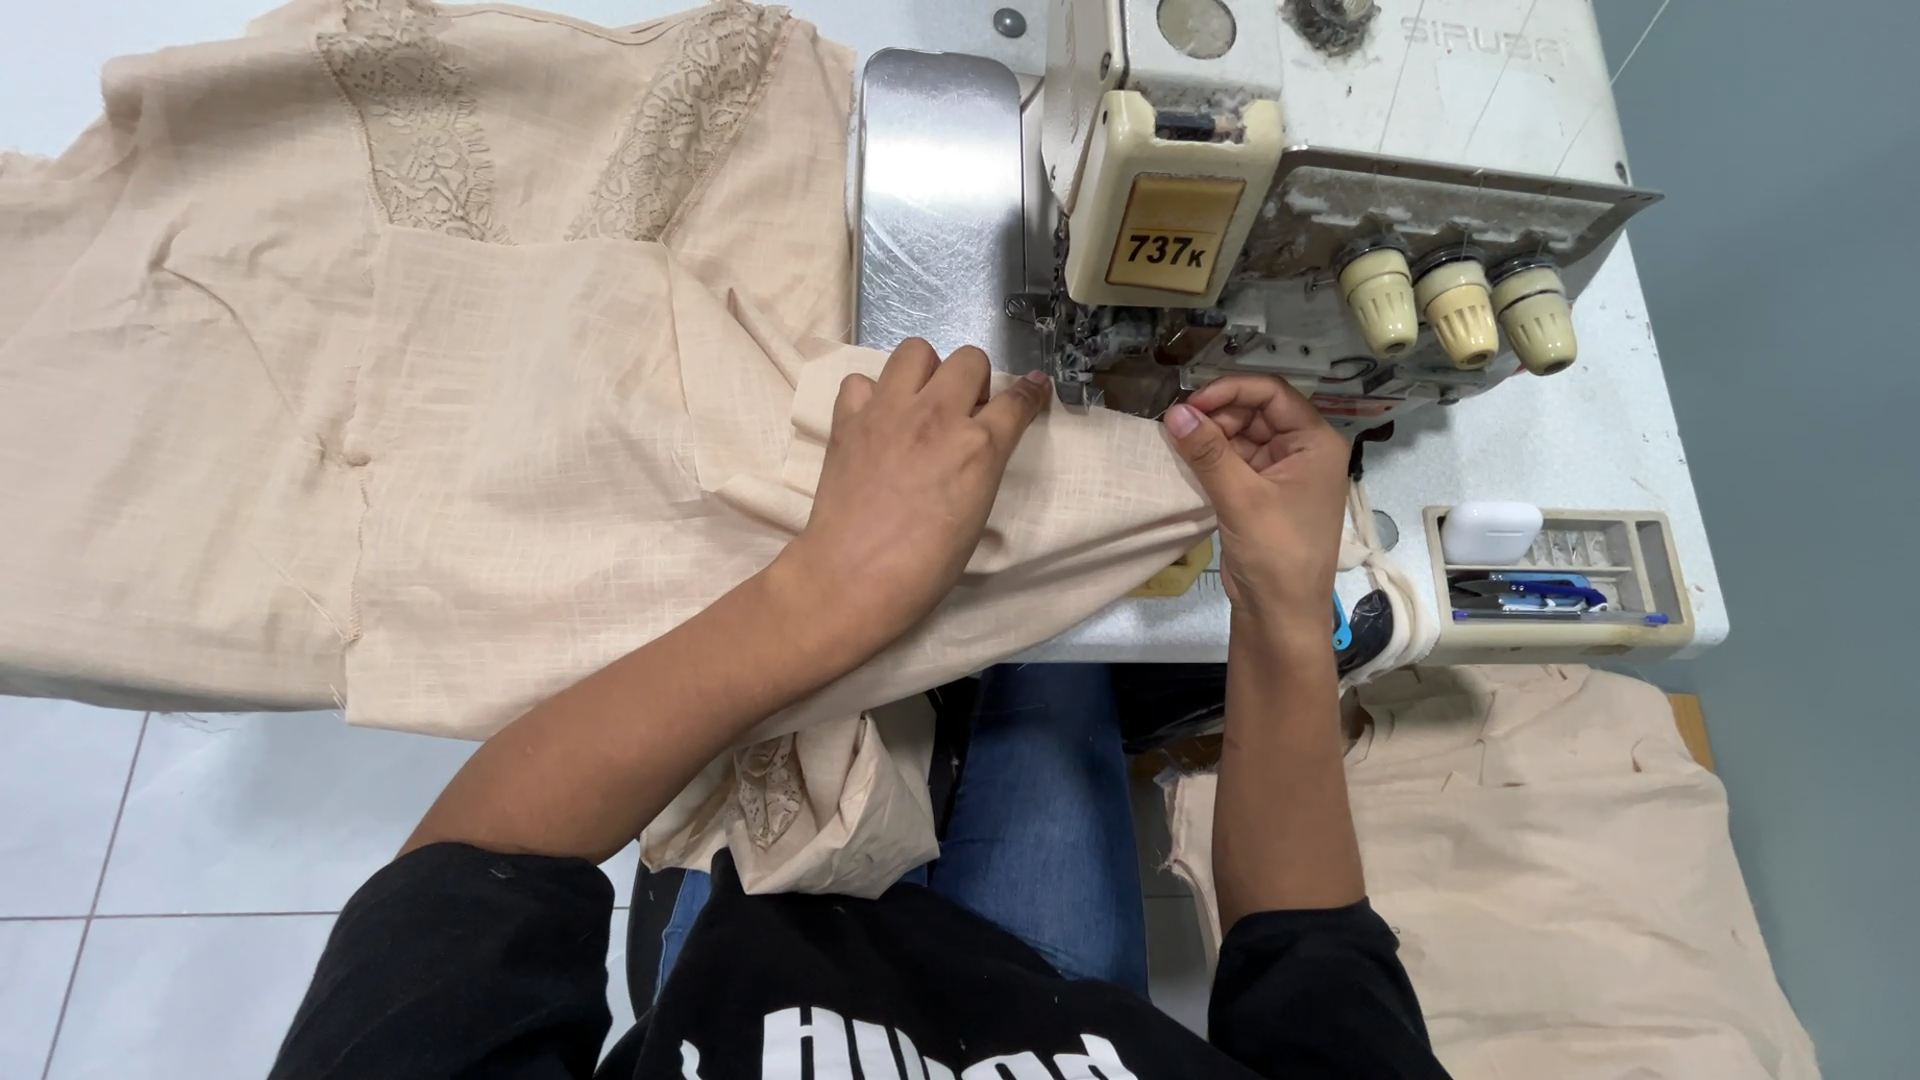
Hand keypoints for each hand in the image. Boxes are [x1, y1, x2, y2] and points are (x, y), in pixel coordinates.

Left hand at [774, 338, 1049, 655]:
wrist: (852, 578)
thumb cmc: (924, 568)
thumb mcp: (975, 515)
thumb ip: (983, 467)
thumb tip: (982, 444)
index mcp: (979, 448)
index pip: (1017, 401)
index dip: (1030, 394)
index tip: (1034, 390)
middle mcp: (937, 416)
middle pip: (970, 360)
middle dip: (974, 382)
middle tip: (963, 414)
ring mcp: (889, 411)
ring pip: (916, 350)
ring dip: (926, 372)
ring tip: (919, 404)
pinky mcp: (848, 419)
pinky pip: (862, 380)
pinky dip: (871, 395)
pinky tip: (875, 421)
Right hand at [1162, 376, 1349, 624]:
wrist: (1279, 612)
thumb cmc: (1276, 553)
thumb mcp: (1241, 498)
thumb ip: (1208, 452)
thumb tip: (1174, 412)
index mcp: (1315, 442)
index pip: (1272, 394)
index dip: (1230, 391)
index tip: (1189, 404)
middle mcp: (1301, 450)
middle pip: (1254, 412)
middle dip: (1217, 415)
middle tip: (1176, 427)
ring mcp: (1280, 472)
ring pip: (1240, 436)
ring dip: (1210, 437)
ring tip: (1176, 445)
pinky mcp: (1259, 492)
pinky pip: (1233, 461)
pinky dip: (1210, 459)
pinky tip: (1184, 462)